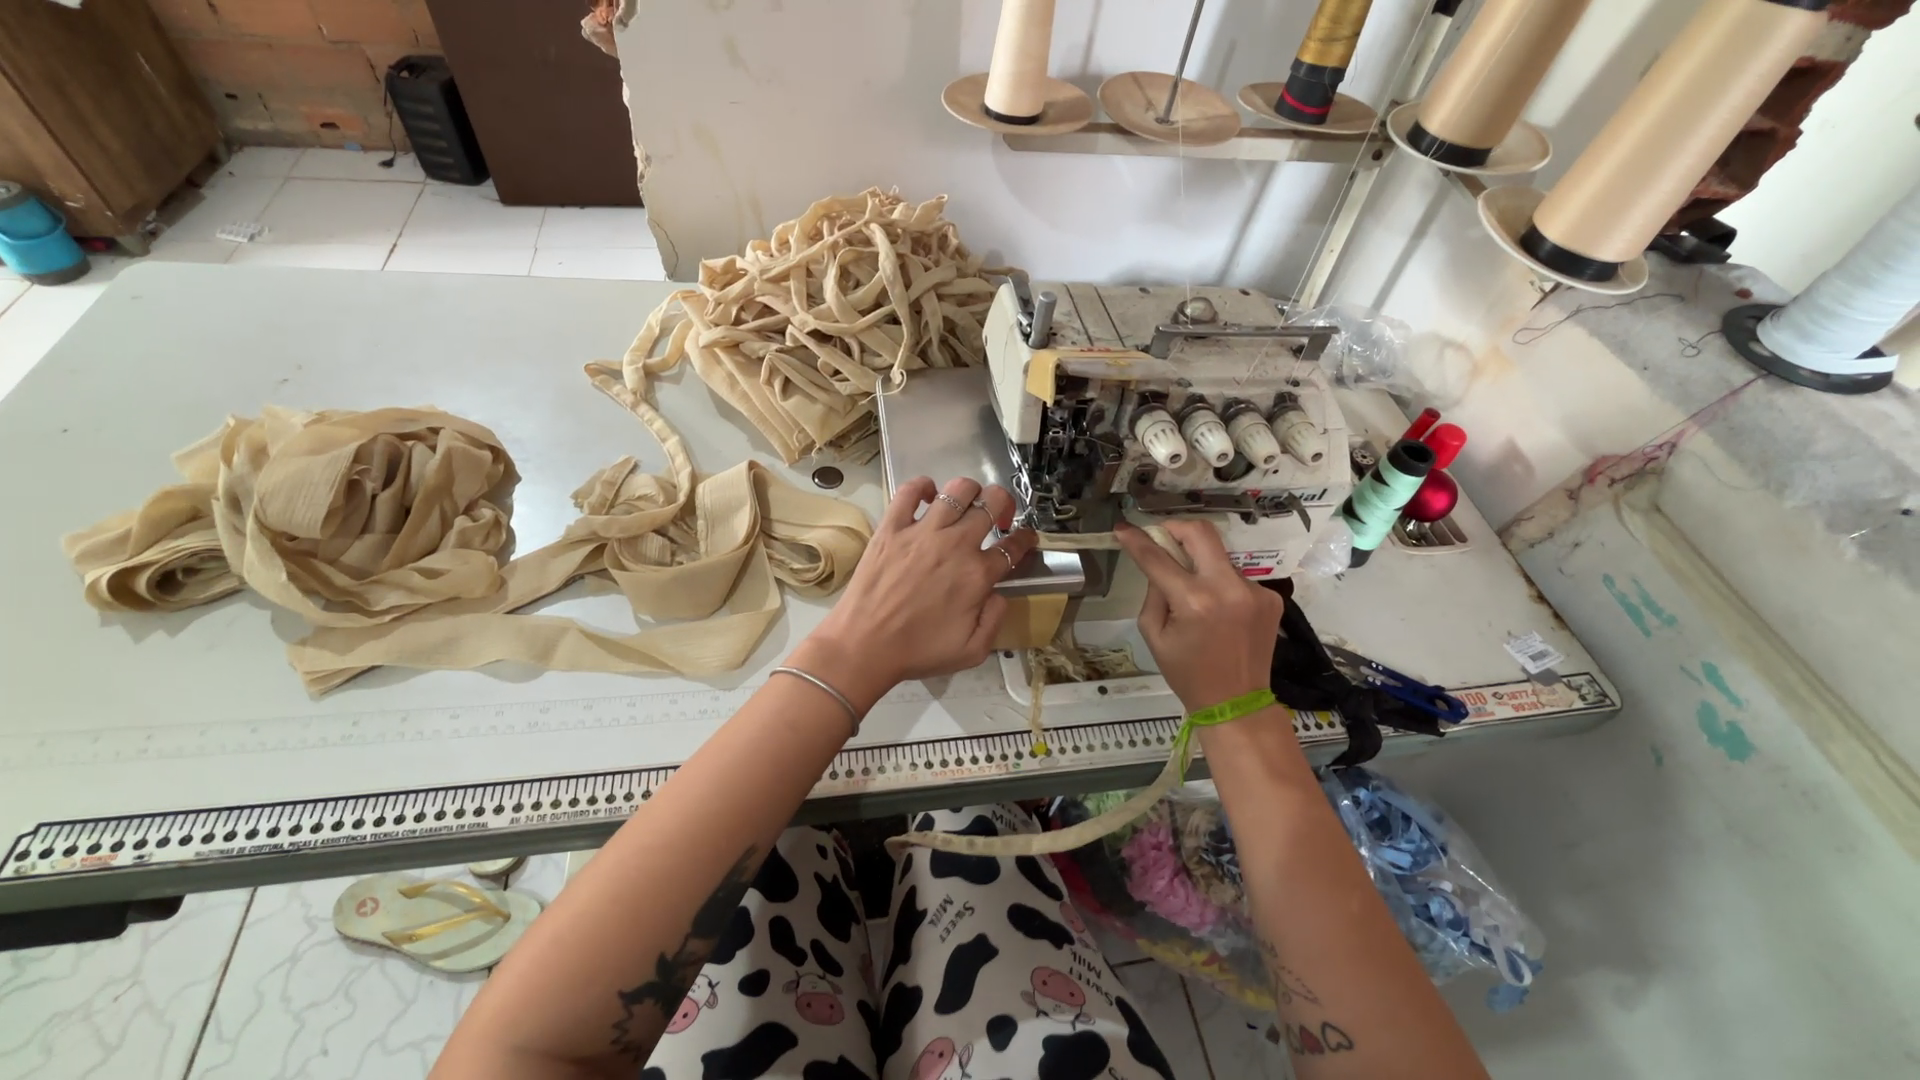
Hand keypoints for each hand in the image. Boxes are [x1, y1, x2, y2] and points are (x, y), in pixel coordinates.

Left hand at [789, 477, 1036, 715]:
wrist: (864, 646)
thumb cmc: (917, 651)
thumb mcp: (971, 652)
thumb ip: (995, 620)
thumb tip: (998, 594)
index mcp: (977, 576)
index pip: (1013, 546)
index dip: (1025, 538)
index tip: (1025, 538)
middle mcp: (955, 545)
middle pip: (992, 503)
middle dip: (1003, 505)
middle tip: (998, 518)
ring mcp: (922, 532)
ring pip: (958, 489)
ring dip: (971, 491)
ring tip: (966, 505)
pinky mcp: (892, 527)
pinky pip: (910, 491)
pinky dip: (922, 486)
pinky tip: (927, 497)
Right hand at [1114, 519, 1283, 711]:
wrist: (1237, 703)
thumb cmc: (1187, 674)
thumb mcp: (1154, 635)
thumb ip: (1153, 593)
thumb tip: (1158, 563)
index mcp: (1194, 601)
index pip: (1158, 557)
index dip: (1137, 539)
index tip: (1123, 528)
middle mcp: (1228, 588)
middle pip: (1201, 532)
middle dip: (1176, 528)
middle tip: (1163, 539)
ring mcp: (1255, 590)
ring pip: (1219, 556)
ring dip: (1201, 563)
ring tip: (1194, 593)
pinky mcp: (1271, 597)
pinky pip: (1236, 577)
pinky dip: (1221, 585)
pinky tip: (1219, 612)